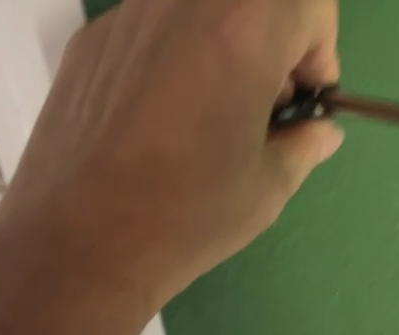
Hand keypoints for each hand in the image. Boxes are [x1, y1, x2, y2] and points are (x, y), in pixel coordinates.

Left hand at [0, 0, 341, 309]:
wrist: (79, 245)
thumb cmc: (185, 219)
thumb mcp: (264, 191)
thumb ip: (302, 147)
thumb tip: (319, 133)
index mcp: (244, 25)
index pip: (310, 3)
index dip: (319, 52)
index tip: (304, 102)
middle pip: (251, 1)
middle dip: (271, 44)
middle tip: (259, 110)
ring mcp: (129, 13)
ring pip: (197, 12)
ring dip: (220, 48)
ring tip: (203, 121)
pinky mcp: (90, 41)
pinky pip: (150, 32)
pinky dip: (170, 61)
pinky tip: (154, 126)